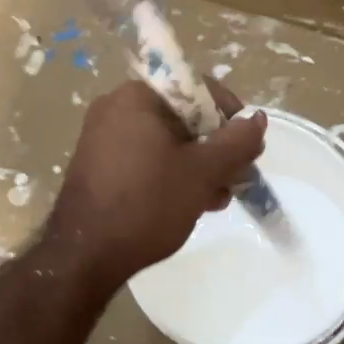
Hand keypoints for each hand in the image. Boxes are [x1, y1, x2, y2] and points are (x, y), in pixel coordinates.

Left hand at [44, 79, 267, 286]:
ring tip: (217, 199)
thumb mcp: (203, 172)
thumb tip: (257, 119)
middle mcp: (116, 108)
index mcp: (138, 96)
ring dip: (197, 166)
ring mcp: (103, 137)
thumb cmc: (148, 202)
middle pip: (184, 116)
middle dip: (215, 147)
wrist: (85, 255)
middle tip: (234, 178)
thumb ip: (236, 142)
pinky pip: (146, 158)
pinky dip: (171, 174)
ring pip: (166, 141)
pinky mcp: (99, 166)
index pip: (199, 88)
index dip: (231, 116)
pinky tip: (190, 203)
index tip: (247, 149)